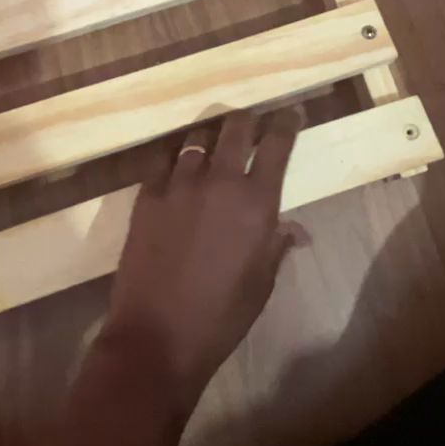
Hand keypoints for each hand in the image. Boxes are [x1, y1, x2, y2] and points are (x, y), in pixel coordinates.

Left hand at [101, 110, 304, 404]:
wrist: (158, 333)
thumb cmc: (221, 316)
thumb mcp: (261, 283)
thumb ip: (276, 245)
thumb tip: (296, 229)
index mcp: (256, 202)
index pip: (277, 144)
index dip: (287, 122)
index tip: (291, 112)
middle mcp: (220, 181)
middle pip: (237, 128)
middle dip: (248, 120)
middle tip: (251, 123)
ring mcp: (179, 183)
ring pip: (198, 138)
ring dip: (211, 136)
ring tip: (213, 142)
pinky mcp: (147, 194)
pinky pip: (163, 158)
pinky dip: (174, 155)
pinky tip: (176, 162)